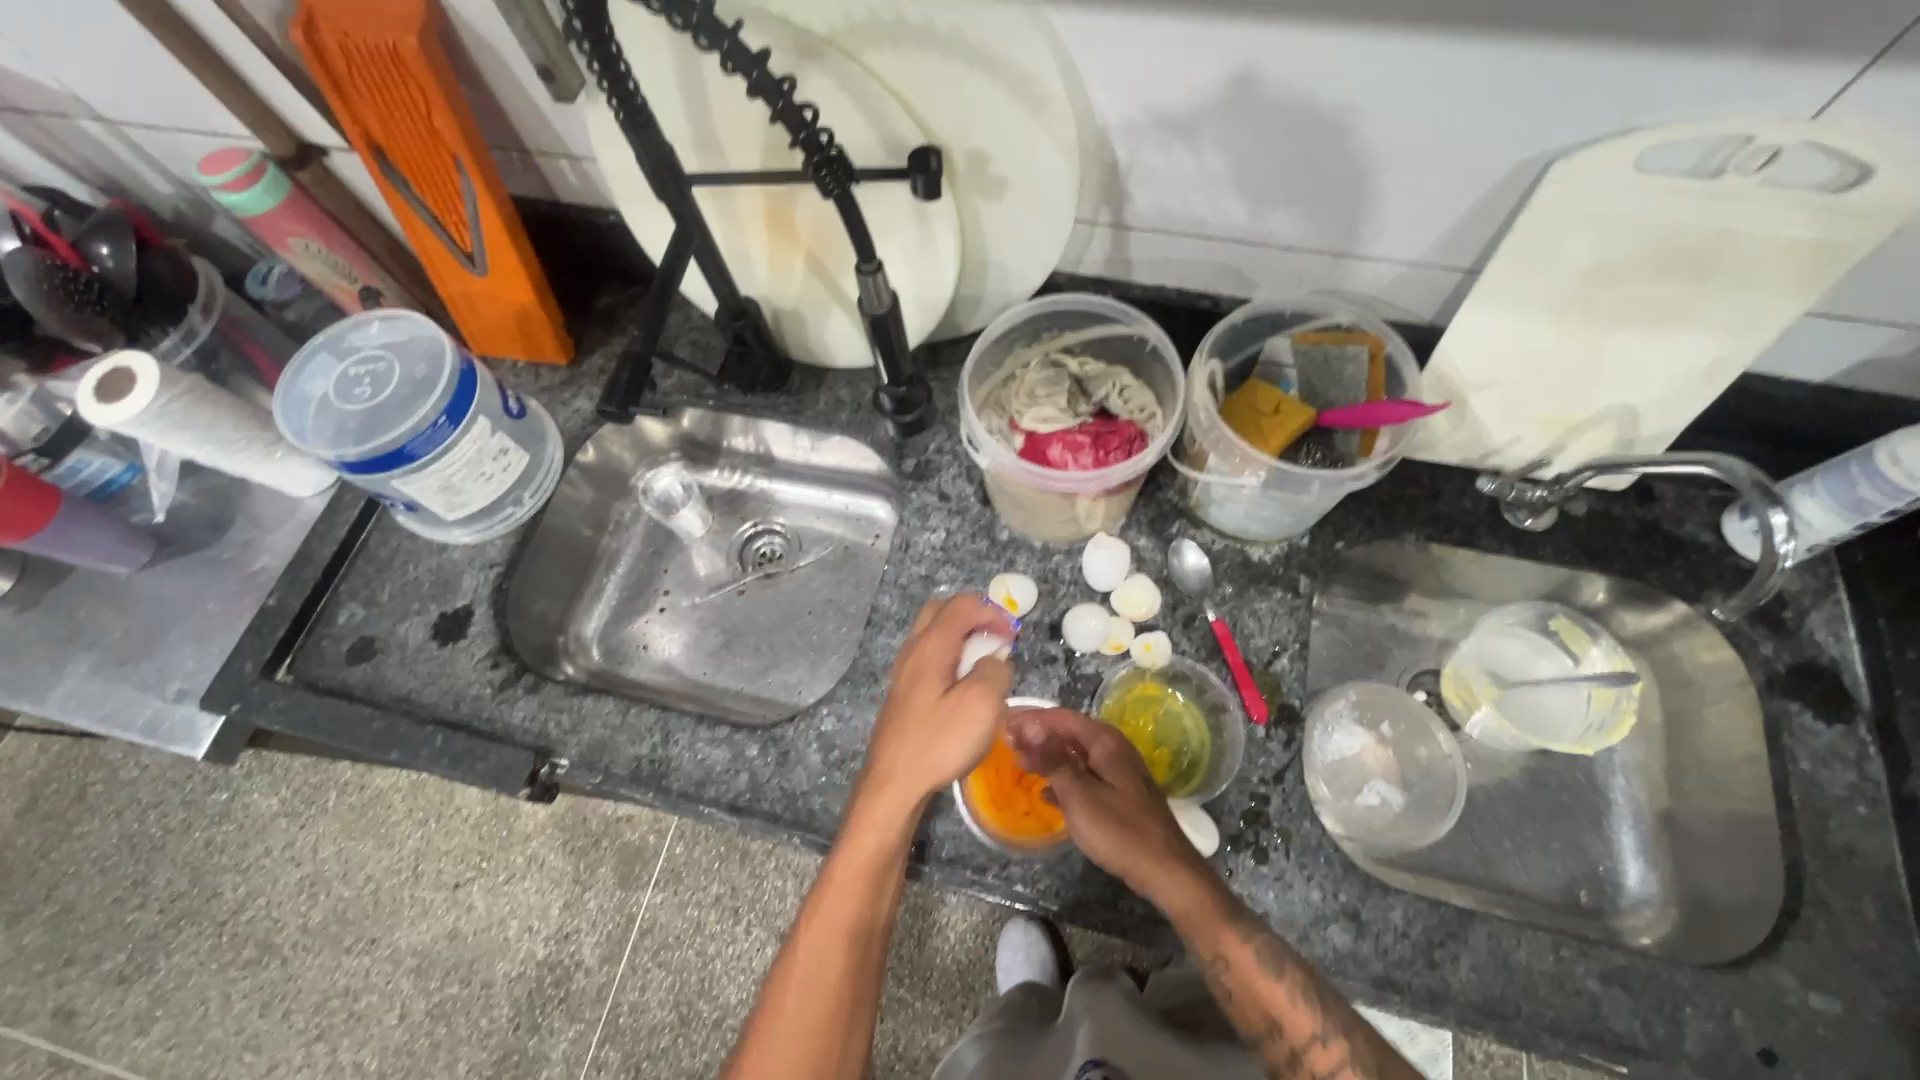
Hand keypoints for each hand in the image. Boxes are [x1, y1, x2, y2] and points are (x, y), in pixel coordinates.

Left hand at [859, 593, 1015, 811]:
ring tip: (984, 666)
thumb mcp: (982, 704)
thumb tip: (994, 659)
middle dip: (974, 617)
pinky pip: (930, 658)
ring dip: (962, 639)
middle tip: (996, 642)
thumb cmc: (939, 741)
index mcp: (931, 645)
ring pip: (934, 634)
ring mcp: (905, 671)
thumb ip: (995, 670)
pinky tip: (964, 689)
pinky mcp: (904, 692)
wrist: (894, 781)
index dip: (993, 613)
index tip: (1013, 639)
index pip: (963, 604)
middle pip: (942, 611)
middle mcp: (913, 650)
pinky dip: (951, 659)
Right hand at [1007, 708, 1206, 904]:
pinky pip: (1085, 777)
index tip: (1004, 727)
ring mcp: (1118, 772)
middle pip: (1070, 733)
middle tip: (1008, 745)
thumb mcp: (1078, 794)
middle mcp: (1113, 749)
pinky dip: (1064, 780)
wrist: (1165, 869)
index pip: (1062, 718)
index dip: (1032, 719)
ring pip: (1076, 756)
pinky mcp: (1119, 795)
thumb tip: (1028, 729)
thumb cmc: (1119, 829)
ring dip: (1049, 758)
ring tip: (1021, 765)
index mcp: (1105, 742)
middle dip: (1039, 736)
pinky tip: (1047, 794)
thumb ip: (1052, 760)